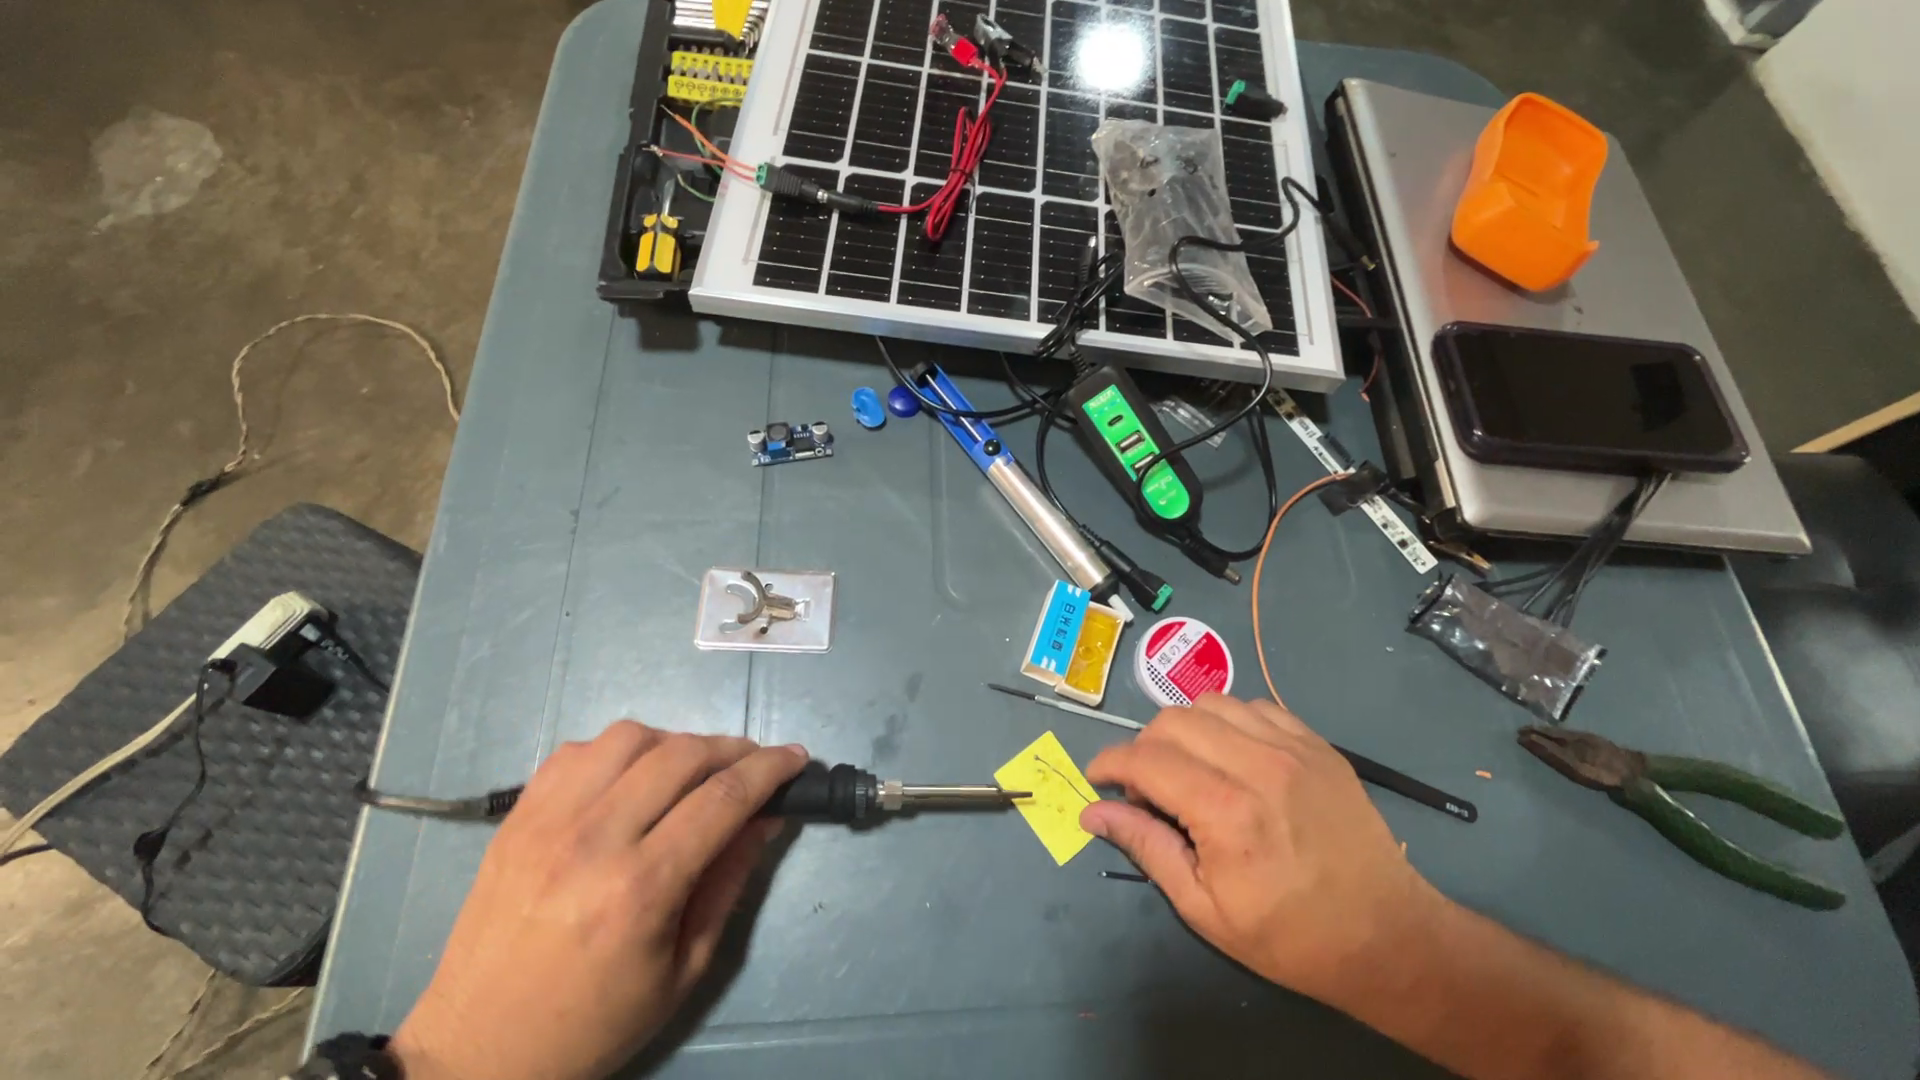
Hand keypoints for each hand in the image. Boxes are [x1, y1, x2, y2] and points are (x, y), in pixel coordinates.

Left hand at [390, 723, 807, 1079]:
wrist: (479, 1051)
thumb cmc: (594, 1023)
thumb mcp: (684, 969)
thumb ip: (729, 882)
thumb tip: (767, 817)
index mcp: (641, 888)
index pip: (722, 799)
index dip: (770, 769)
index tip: (796, 758)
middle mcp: (593, 839)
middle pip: (681, 755)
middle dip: (733, 748)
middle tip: (754, 763)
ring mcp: (547, 821)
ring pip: (628, 738)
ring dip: (674, 743)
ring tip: (690, 769)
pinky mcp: (515, 818)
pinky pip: (575, 751)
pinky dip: (617, 751)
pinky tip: (630, 777)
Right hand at [1079, 694, 1443, 1006]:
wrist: (1386, 935)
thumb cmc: (1288, 935)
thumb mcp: (1204, 907)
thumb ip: (1146, 847)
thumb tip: (1093, 812)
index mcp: (1225, 811)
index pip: (1145, 759)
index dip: (1109, 763)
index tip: (1099, 779)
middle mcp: (1257, 764)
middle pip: (1172, 721)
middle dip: (1143, 747)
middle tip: (1148, 788)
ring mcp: (1293, 747)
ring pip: (1211, 703)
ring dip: (1185, 730)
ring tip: (1190, 769)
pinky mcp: (1317, 744)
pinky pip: (1254, 706)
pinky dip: (1228, 723)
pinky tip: (1232, 758)